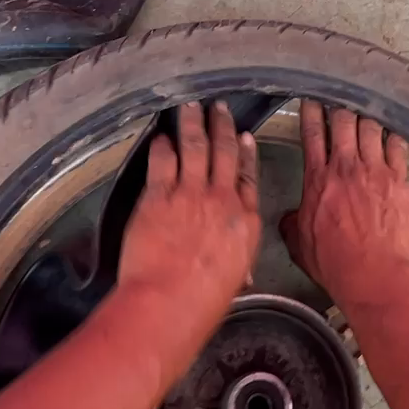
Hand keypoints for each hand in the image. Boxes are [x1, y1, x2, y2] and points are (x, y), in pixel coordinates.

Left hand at [116, 101, 260, 341]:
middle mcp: (222, 198)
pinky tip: (160, 137)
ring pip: (195, 146)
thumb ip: (239, 262)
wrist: (169, 302)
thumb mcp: (235, 278)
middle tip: (219, 107)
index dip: (246, 153)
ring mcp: (190, 193)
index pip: (249, 176)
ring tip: (190, 106)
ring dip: (192, 123)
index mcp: (245, 219)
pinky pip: (162, 162)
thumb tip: (243, 271)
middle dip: (222, 126)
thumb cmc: (203, 302)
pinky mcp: (159, 195)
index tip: (244, 137)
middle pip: (225, 152)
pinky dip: (162, 146)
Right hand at [280, 101, 408, 310]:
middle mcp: (346, 168)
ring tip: (366, 118)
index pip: (313, 134)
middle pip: (343, 121)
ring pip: (371, 127)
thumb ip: (292, 222)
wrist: (372, 275)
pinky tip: (392, 136)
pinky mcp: (398, 180)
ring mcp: (375, 171)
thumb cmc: (334, 262)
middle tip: (341, 106)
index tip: (312, 102)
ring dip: (367, 120)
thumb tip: (289, 217)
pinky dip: (393, 138)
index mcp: (318, 179)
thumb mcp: (299, 242)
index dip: (311, 112)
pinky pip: (397, 146)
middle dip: (341, 109)